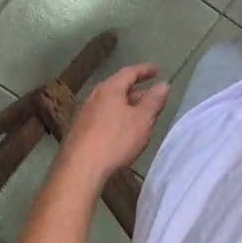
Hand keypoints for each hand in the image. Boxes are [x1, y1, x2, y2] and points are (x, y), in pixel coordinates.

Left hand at [57, 65, 168, 186]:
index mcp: (110, 90)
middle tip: (150, 95)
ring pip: (108, 103)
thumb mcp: (143, 120)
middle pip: (117, 87)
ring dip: (124, 105)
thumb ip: (154, 101)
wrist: (79, 172)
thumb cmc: (115, 141)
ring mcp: (83, 116)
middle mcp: (94, 98)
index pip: (129, 72)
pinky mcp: (78, 133)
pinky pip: (101, 117)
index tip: (157, 70)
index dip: (145, 70)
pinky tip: (120, 131)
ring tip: (138, 114)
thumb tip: (163, 85)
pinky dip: (114, 117)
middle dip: (135, 89)